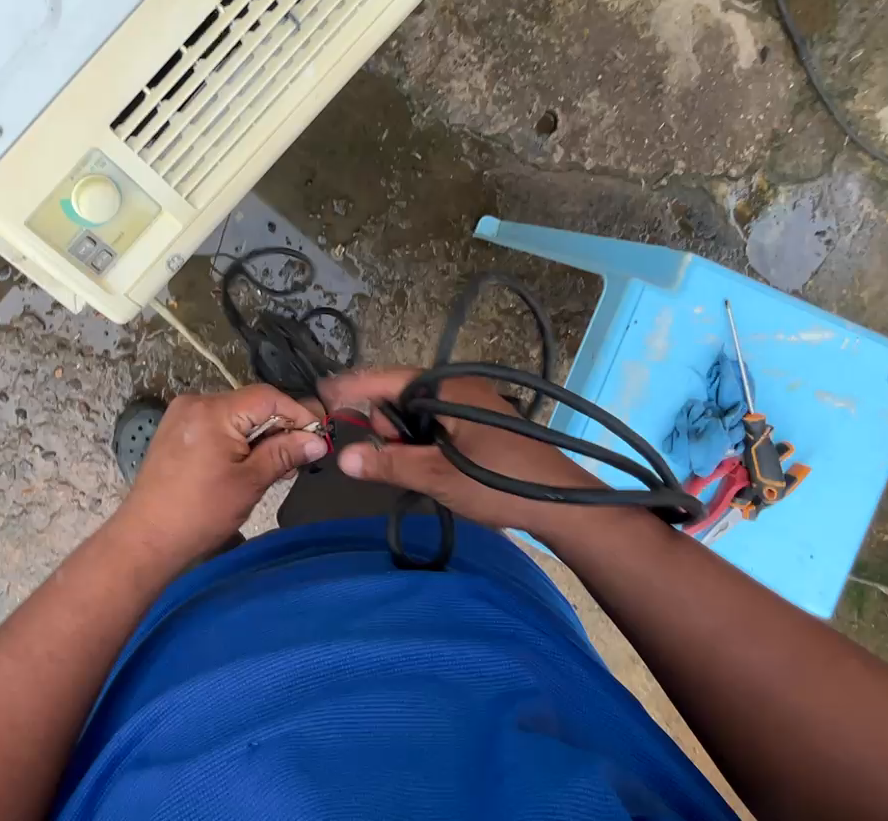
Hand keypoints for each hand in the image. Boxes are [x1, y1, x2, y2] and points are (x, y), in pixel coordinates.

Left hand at [114, 385, 327, 564]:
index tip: (319, 437)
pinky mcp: (175, 430)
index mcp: (212, 410)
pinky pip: (217, 424)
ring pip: (235, 414)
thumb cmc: (200, 513)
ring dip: (259, 434)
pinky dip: (237, 438)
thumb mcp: (249, 483)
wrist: (146, 539)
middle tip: (301, 455)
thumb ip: (284, 454)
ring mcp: (182, 415)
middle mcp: (195, 402)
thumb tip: (318, 440)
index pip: (267, 396)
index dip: (298, 413)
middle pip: (251, 403)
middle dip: (279, 426)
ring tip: (276, 464)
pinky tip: (248, 463)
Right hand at [318, 367, 611, 537]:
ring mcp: (470, 405)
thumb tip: (343, 458)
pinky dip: (422, 444)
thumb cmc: (503, 484)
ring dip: (405, 440)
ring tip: (418, 470)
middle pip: (398, 397)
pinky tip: (428, 467)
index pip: (385, 379)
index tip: (320, 395)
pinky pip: (435, 425)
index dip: (351, 387)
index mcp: (447, 388)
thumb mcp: (438, 476)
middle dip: (386, 426)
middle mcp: (457, 387)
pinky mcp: (479, 424)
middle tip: (394, 460)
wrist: (567, 507)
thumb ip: (388, 464)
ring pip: (416, 415)